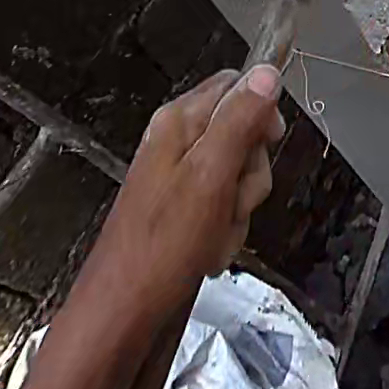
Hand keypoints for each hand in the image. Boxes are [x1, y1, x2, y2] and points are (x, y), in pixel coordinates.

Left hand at [85, 67, 286, 321]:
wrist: (120, 318)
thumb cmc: (162, 245)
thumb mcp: (211, 173)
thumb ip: (241, 118)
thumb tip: (268, 71)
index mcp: (180, 119)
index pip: (239, 85)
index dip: (262, 110)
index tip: (268, 141)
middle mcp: (179, 139)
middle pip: (245, 129)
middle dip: (252, 168)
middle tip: (234, 196)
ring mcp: (181, 174)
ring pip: (241, 169)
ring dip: (241, 203)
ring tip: (218, 228)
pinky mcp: (184, 205)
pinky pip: (226, 200)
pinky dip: (227, 224)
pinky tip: (211, 244)